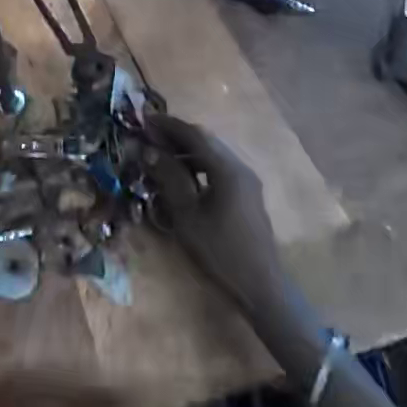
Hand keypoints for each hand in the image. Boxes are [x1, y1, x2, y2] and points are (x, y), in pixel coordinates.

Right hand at [145, 113, 283, 312]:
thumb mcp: (187, 216)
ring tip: (163, 155)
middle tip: (150, 136)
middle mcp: (240, 166)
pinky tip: (185, 176)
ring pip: (214, 153)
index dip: (168, 125)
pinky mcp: (249, 193)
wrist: (262, 287)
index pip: (194, 134)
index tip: (145, 118)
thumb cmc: (220, 251)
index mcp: (226, 168)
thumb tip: (150, 151)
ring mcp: (248, 180)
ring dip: (188, 149)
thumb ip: (170, 178)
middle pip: (206, 140)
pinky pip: (221, 167)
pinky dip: (200, 163)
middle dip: (177, 134)